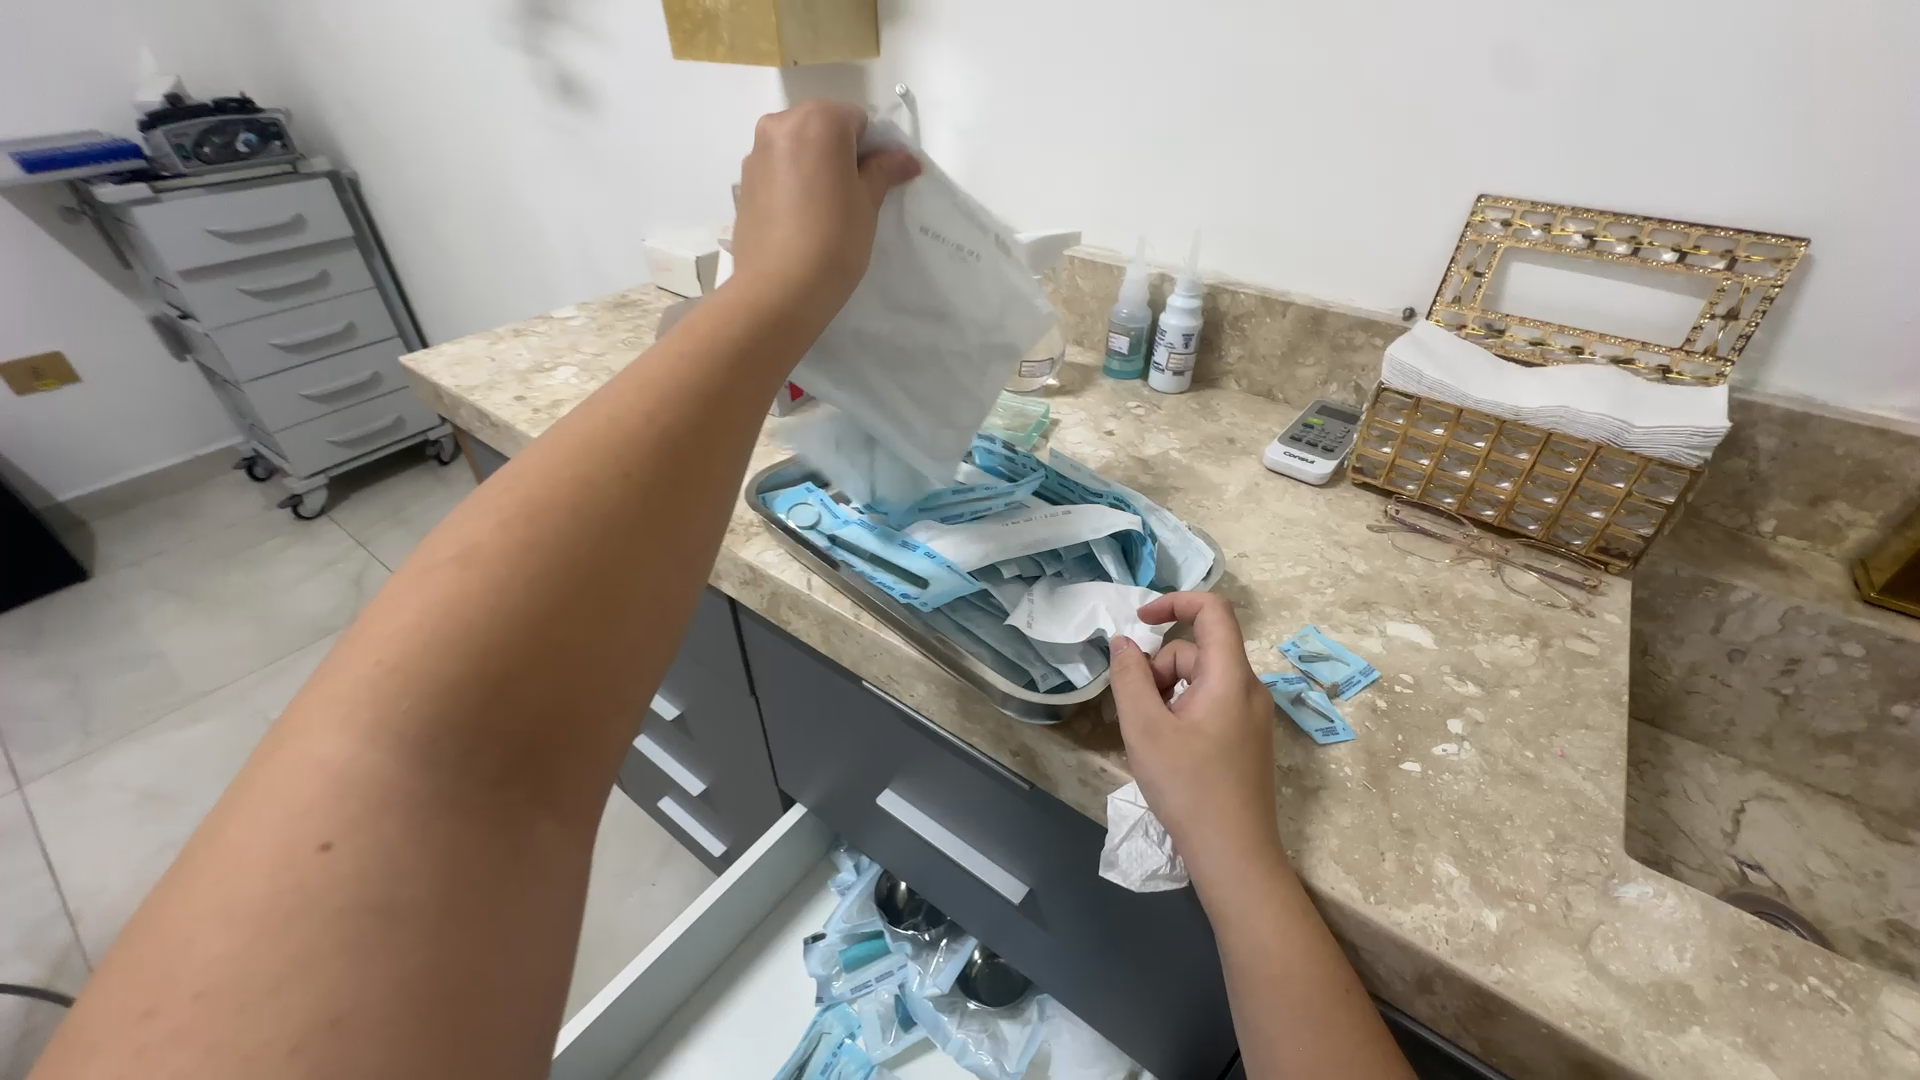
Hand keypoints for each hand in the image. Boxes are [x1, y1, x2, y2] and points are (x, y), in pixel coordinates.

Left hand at [730, 100, 921, 320]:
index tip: (875, 182)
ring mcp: (757, 152)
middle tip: (851, 197)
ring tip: (823, 211)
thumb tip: (906, 158)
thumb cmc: (834, 242)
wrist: (779, 290)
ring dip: (814, 166)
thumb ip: (884, 171)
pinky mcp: (744, 182)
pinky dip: (792, 183)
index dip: (872, 149)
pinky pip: (778, 170)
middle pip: (822, 126)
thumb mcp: (867, 205)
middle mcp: (781, 124)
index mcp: (819, 121)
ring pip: (797, 148)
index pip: (857, 120)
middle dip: (840, 153)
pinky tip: (800, 220)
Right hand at [1109, 593, 1284, 887]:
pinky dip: (1182, 711)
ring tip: (1150, 737)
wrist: (1235, 856)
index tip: (1138, 622)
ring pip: (1199, 680)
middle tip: (1136, 711)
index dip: (1174, 601)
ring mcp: (1251, 716)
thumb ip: (1129, 677)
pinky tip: (1168, 750)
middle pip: (1197, 651)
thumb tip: (1123, 642)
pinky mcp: (1247, 738)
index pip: (1213, 610)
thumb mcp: (1145, 728)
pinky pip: (1209, 703)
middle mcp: (1249, 689)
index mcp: (1231, 677)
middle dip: (1158, 668)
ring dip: (1167, 693)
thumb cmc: (1188, 788)